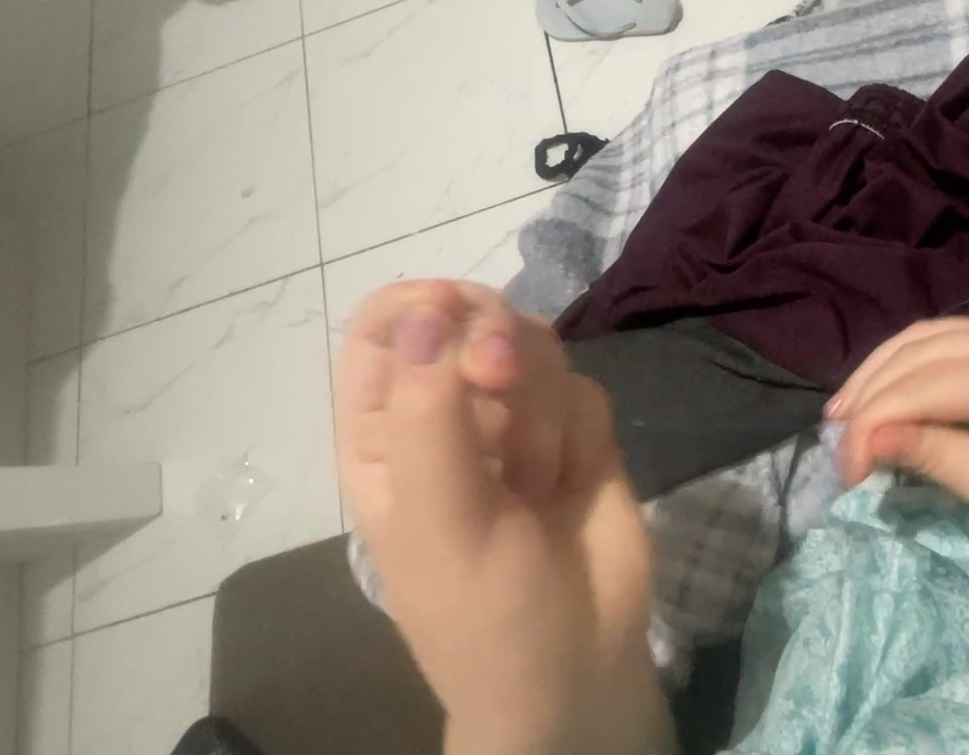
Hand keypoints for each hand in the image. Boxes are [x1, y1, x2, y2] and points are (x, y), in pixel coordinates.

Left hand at [335, 280, 659, 753]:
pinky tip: (571, 483)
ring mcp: (519, 416)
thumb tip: (429, 307)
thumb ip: (428, 411)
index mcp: (387, 430)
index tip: (451, 310)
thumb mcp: (437, 520)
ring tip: (537, 479)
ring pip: (536, 344)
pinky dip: (580, 432)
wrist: (579, 663)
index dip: (418, 305)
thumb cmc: (482, 610)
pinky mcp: (578, 428)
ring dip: (540, 407)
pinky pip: (584, 385)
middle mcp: (453, 411)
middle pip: (472, 316)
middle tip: (499, 377)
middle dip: (492, 339)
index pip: (384, 329)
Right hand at [828, 318, 968, 565]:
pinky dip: (901, 366)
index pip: (926, 384)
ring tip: (841, 414)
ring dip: (877, 373)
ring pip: (922, 338)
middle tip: (836, 446)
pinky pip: (939, 342)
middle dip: (869, 396)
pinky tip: (880, 390)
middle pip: (918, 351)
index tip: (847, 471)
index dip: (875, 422)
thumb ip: (938, 457)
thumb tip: (867, 438)